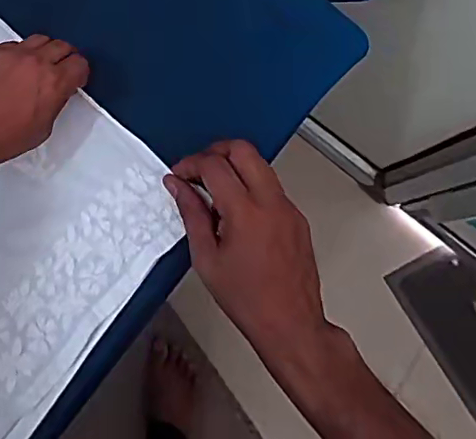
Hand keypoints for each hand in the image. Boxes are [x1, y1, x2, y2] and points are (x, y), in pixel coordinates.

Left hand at [0, 35, 87, 178]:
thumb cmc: (1, 137)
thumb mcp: (44, 127)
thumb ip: (57, 101)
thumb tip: (60, 91)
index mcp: (53, 82)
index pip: (80, 63)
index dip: (80, 71)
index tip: (76, 75)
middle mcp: (35, 62)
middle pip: (63, 45)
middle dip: (66, 57)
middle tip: (62, 67)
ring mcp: (13, 54)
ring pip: (40, 39)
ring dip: (45, 50)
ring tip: (40, 65)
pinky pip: (16, 44)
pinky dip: (21, 52)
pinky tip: (17, 68)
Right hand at [164, 140, 329, 351]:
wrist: (292, 327)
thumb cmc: (251, 301)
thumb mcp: (206, 259)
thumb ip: (191, 214)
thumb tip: (178, 187)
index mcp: (246, 213)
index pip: (214, 164)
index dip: (191, 164)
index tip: (180, 174)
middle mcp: (271, 204)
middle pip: (242, 149)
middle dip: (214, 151)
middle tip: (198, 169)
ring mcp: (288, 208)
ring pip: (259, 162)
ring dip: (234, 165)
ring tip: (215, 190)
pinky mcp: (297, 217)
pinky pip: (271, 185)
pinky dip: (250, 184)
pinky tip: (237, 209)